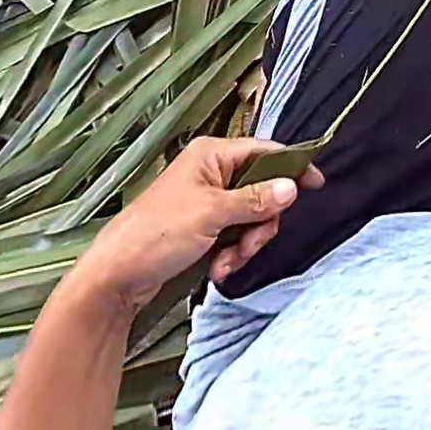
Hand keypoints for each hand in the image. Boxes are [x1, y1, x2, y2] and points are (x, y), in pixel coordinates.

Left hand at [64, 137, 323, 309]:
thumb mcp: (212, 214)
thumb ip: (255, 200)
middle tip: (250, 243)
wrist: (114, 277)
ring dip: (246, 242)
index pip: (264, 152)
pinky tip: (218, 268)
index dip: (291, 166)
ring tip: (227, 261)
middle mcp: (212, 172)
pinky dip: (233, 252)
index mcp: (213, 154)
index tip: (316, 182)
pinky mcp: (204, 226)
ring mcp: (208, 200)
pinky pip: (235, 233)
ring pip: (251, 215)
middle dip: (261, 220)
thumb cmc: (157, 232)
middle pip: (262, 188)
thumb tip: (292, 187)